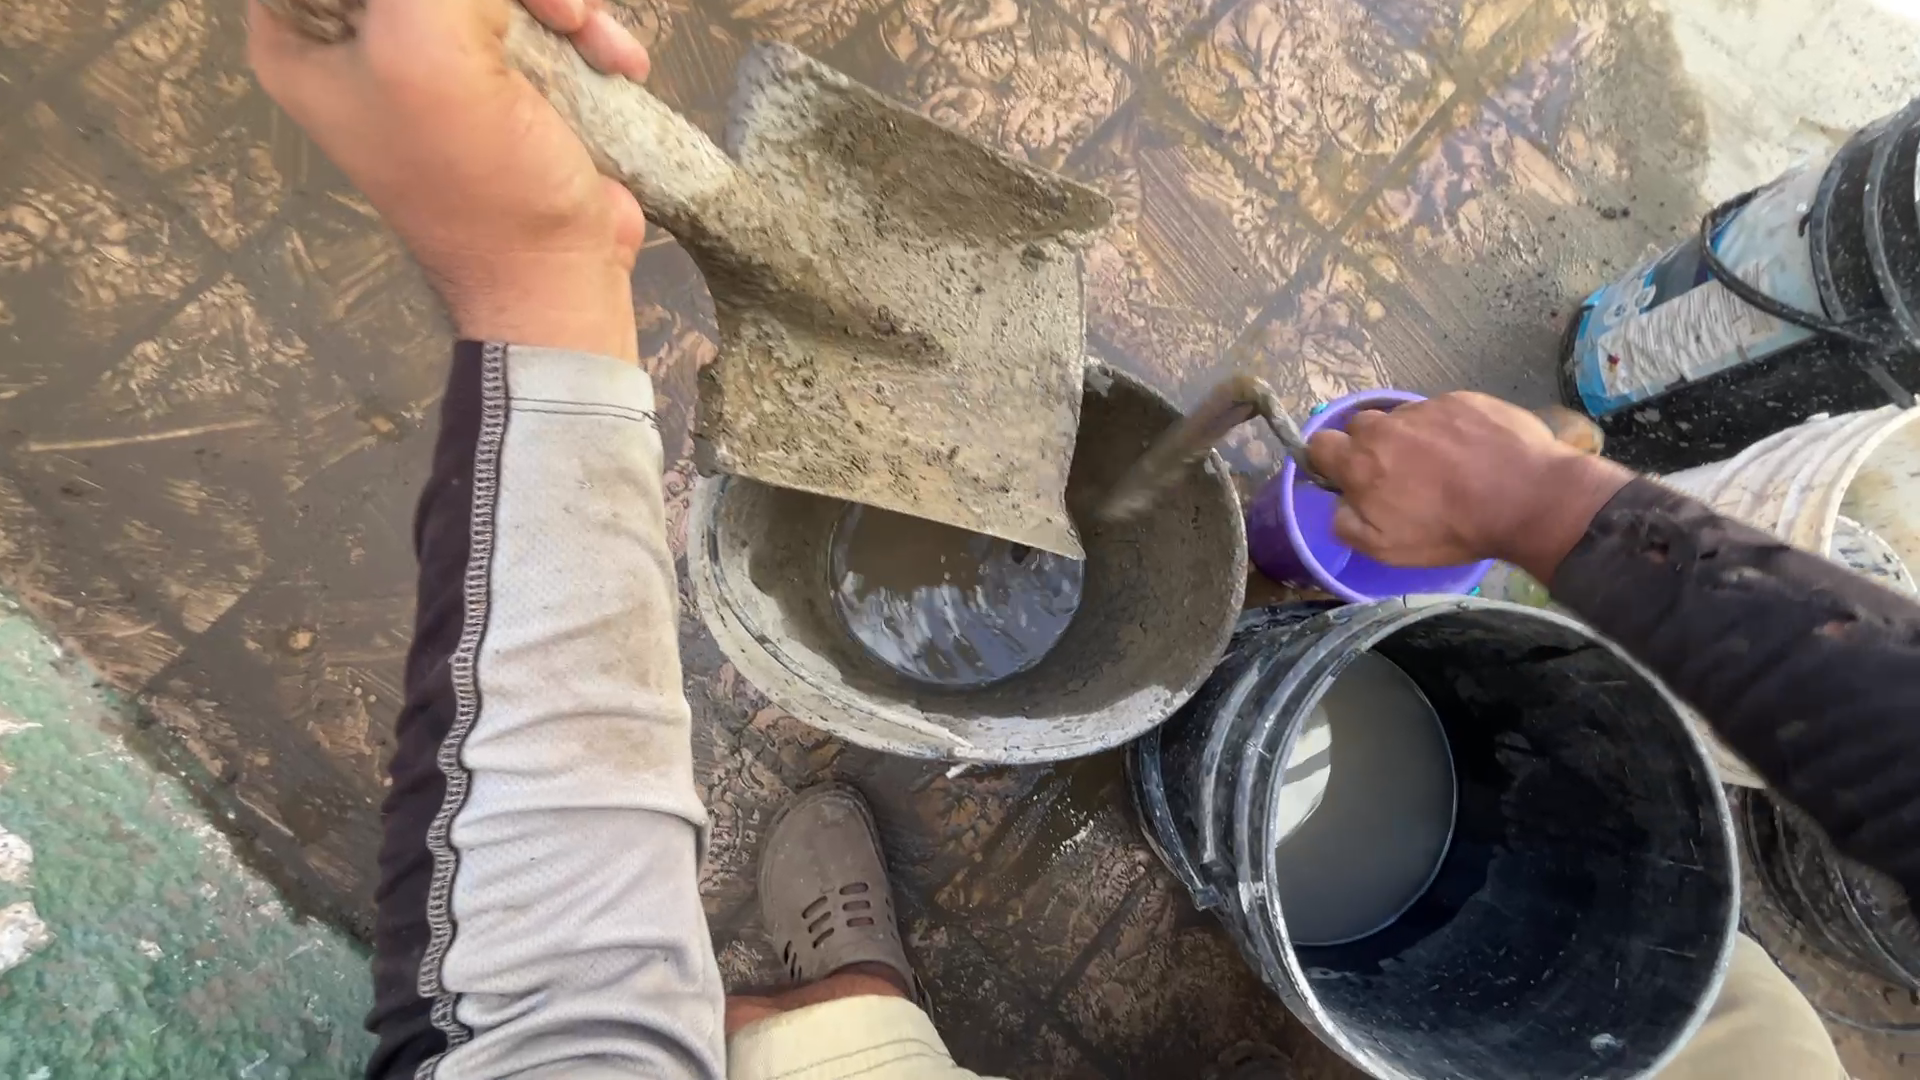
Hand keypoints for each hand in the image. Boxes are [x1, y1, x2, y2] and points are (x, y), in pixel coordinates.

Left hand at [248, 0, 650, 361]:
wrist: (562, 279)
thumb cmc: (487, 187)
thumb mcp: (429, 51)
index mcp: (308, 30)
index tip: (487, 0)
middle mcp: (376, 41)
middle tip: (562, 9)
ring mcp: (455, 68)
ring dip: (564, 3)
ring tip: (595, 37)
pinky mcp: (520, 95)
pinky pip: (547, 29)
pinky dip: (591, 37)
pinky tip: (620, 64)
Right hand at [1305, 392, 1633, 581]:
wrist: (1530, 500)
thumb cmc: (1451, 529)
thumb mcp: (1385, 548)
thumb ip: (1346, 525)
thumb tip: (1340, 505)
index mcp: (1358, 463)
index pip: (1318, 444)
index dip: (1327, 459)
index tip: (1345, 475)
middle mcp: (1384, 428)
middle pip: (1358, 426)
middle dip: (1369, 445)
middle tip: (1396, 470)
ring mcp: (1425, 410)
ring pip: (1401, 418)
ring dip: (1409, 436)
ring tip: (1441, 462)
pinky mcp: (1462, 399)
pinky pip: (1440, 410)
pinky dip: (1446, 427)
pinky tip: (1470, 450)